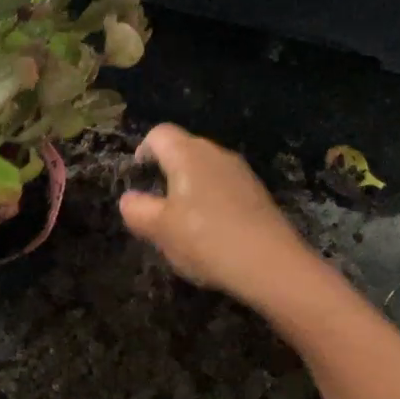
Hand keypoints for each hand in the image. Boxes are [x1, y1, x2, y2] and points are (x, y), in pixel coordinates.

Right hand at [119, 124, 317, 310]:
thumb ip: (137, 210)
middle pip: (184, 149)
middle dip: (167, 171)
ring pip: (206, 170)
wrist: (270, 264)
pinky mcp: (258, 193)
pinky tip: (212, 233)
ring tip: (183, 222)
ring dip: (190, 188)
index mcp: (187, 153)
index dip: (143, 150)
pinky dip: (212, 202)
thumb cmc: (205, 239)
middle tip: (156, 204)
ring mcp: (241, 172)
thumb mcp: (159, 229)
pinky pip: (225, 188)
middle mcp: (216, 153)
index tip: (138, 175)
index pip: (159, 134)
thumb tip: (129, 199)